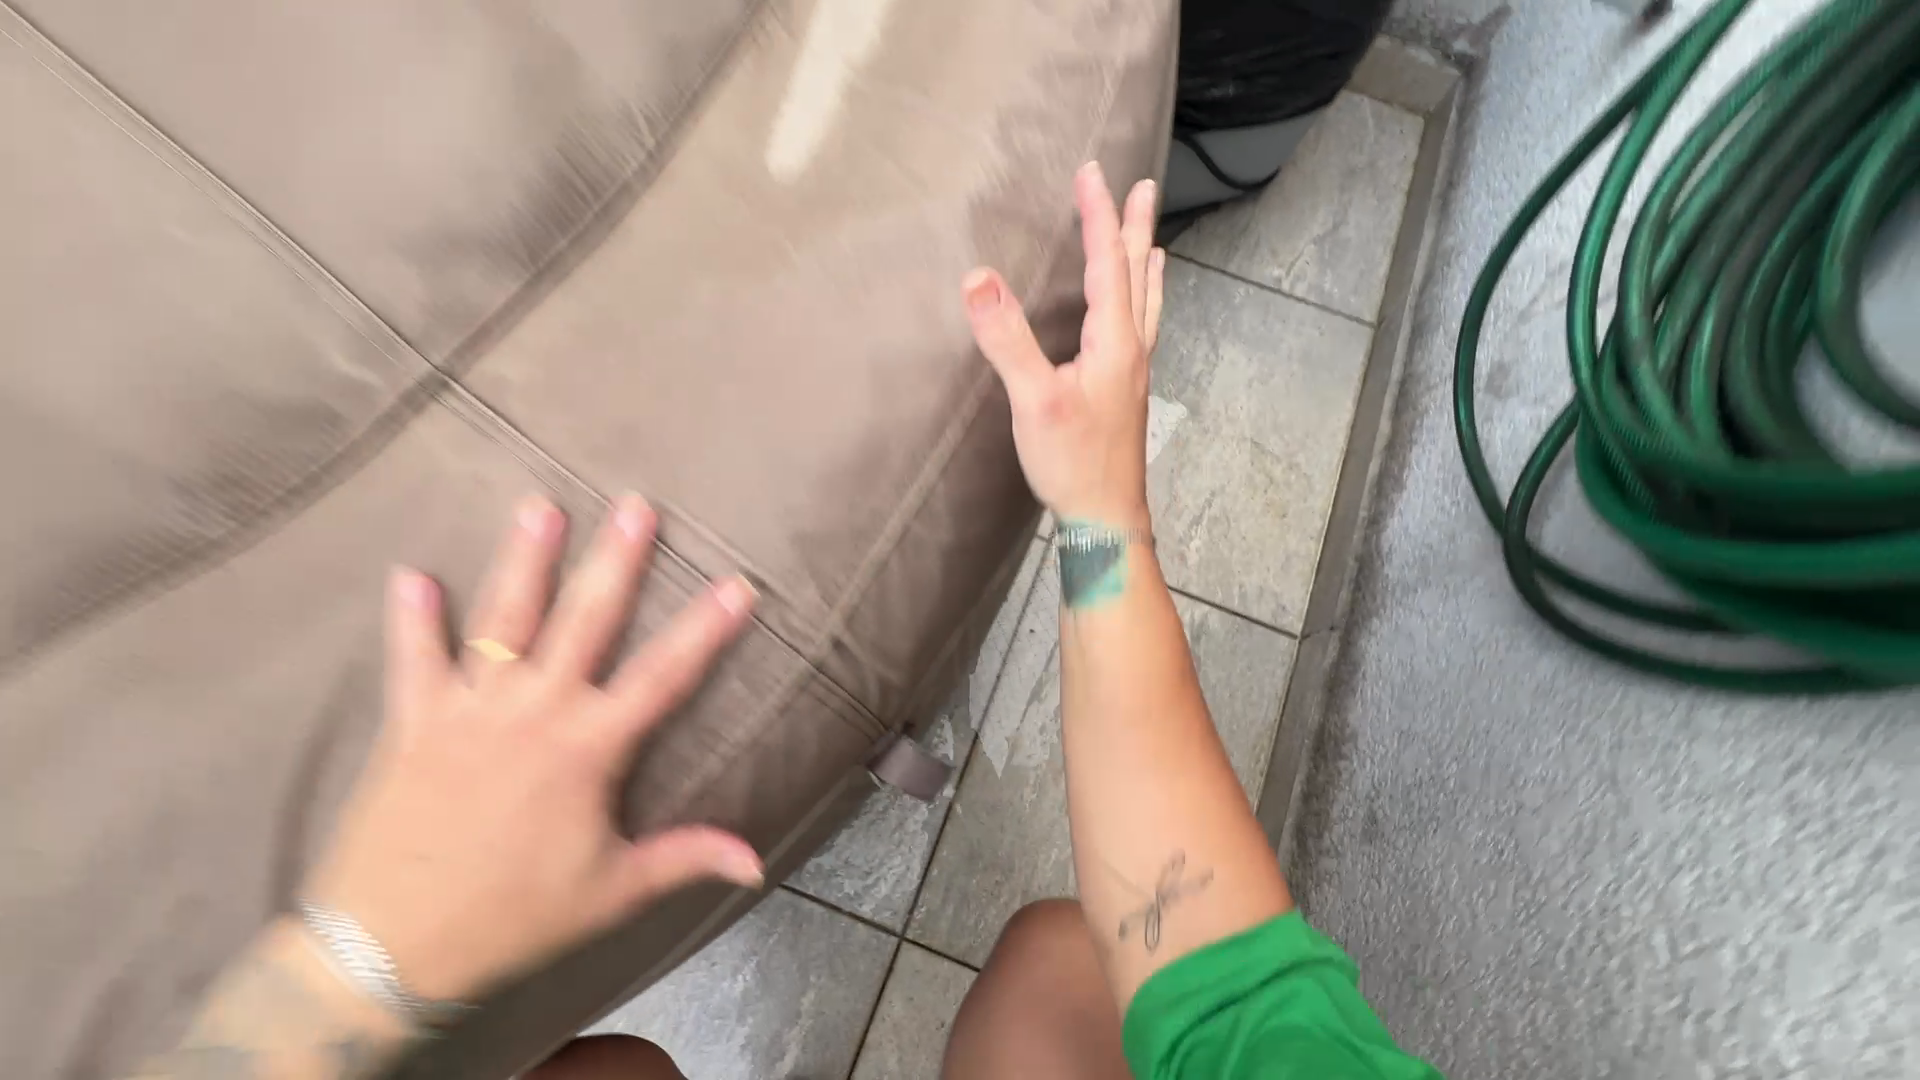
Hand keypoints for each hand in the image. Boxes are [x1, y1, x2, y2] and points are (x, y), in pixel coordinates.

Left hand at [302, 495, 765, 1003]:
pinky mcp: (413, 727)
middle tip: (635, 506)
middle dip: (615, 562)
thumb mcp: (611, 891)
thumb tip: (759, 862)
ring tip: (540, 507)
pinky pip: (412, 664)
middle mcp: (533, 713)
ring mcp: (468, 713)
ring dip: (523, 562)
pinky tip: (409, 575)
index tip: (738, 586)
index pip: (663, 676)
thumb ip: (686, 858)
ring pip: (502, 623)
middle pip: (583, 621)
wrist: (384, 954)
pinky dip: (411, 622)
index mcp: (587, 748)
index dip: (706, 630)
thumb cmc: (512, 916)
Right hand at [962, 162, 1164, 528]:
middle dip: (1135, 228)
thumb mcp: (1035, 401)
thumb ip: (1007, 340)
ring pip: (1146, 304)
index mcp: (1113, 342)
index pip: (1107, 264)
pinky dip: (1143, 304)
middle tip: (1144, 187)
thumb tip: (977, 279)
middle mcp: (1131, 350)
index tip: (1091, 172)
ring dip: (1146, 265)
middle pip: (1138, 276)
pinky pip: (1141, 330)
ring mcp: (1133, 373)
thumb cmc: (1073, 462)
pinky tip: (1136, 317)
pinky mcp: (1125, 394)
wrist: (1106, 518)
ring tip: (1153, 241)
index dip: (1098, 216)